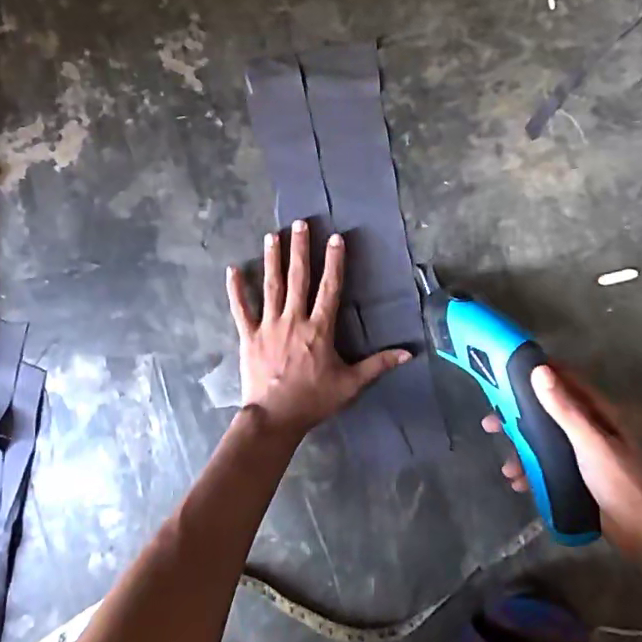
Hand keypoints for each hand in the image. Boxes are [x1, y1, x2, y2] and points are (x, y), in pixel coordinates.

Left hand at [226, 219, 410, 438]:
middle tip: (300, 223)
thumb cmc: (314, 400)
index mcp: (319, 328)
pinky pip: (241, 309)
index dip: (334, 261)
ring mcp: (269, 326)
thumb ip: (377, 365)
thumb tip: (408, 353)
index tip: (335, 238)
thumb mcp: (351, 384)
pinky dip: (236, 289)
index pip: (330, 288)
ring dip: (272, 259)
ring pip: (271, 286)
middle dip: (300, 249)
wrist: (275, 418)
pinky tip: (233, 269)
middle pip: (298, 278)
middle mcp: (294, 319)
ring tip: (272, 235)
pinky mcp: (249, 336)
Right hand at [481, 365, 641, 556]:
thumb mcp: (591, 444)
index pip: (567, 381)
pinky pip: (551, 470)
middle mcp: (594, 430)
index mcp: (601, 414)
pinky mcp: (583, 482)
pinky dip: (534, 473)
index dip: (539, 373)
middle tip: (491, 423)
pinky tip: (520, 484)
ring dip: (524, 451)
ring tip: (505, 467)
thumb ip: (564, 409)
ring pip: (548, 444)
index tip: (506, 372)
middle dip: (520, 418)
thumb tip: (539, 370)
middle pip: (550, 414)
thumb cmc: (624, 485)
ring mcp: (588, 457)